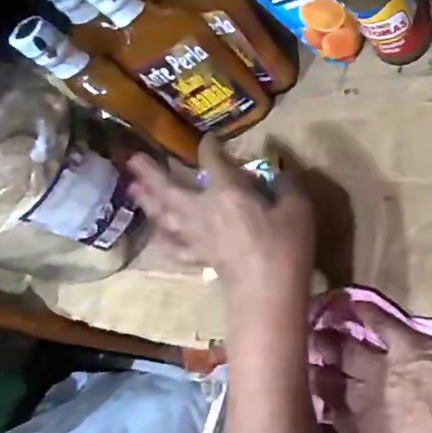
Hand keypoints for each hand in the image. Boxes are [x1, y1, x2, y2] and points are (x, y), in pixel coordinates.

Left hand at [125, 138, 314, 300]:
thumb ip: (288, 186)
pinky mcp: (200, 258)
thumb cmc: (285, 246)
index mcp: (227, 191)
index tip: (208, 139)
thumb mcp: (298, 208)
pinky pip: (174, 247)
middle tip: (133, 159)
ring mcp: (198, 236)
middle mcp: (204, 209)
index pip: (212, 160)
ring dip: (148, 200)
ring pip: (165, 215)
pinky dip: (162, 239)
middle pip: (170, 188)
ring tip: (133, 188)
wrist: (268, 292)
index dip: (209, 147)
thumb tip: (283, 173)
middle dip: (151, 172)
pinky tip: (155, 234)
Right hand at [310, 302, 431, 432]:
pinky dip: (364, 311)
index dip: (325, 408)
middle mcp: (371, 399)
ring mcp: (386, 367)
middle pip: (335, 384)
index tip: (316, 400)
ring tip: (312, 332)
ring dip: (327, 341)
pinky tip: (350, 302)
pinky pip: (378, 321)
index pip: (339, 420)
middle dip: (315, 373)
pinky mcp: (406, 341)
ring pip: (346, 350)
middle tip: (301, 360)